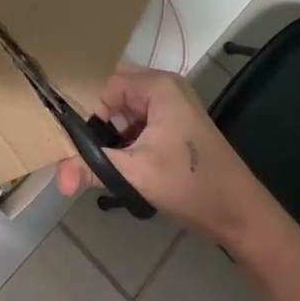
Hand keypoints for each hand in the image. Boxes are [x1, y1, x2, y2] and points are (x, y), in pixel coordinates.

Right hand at [56, 63, 264, 242]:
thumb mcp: (136, 175)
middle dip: (104, 117)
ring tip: (116, 156)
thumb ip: (92, 168)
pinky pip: (143, 114)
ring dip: (117, 127)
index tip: (92, 143)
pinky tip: (132, 159)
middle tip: (100, 147)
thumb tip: (57, 176)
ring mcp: (176, 102)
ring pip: (128, 104)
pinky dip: (131, 133)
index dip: (94, 113)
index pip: (106, 86)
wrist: (242, 216)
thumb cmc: (191, 186)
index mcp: (158, 86)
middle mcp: (167, 85)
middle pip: (116, 89)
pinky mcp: (180, 120)